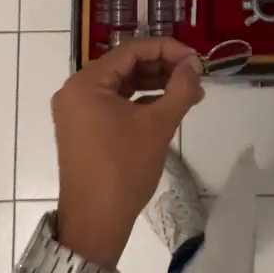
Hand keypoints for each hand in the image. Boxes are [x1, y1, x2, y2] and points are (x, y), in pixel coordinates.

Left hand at [52, 38, 204, 268]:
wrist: (95, 222)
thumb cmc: (124, 168)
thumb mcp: (158, 125)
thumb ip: (180, 88)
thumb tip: (195, 64)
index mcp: (86, 83)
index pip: (132, 51)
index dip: (168, 50)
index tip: (197, 59)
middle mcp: (76, 90)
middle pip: (126, 65)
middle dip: (163, 68)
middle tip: (196, 77)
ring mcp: (77, 111)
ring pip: (122, 84)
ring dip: (155, 85)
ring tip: (189, 92)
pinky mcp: (83, 128)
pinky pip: (115, 103)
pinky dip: (140, 102)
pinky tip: (168, 106)